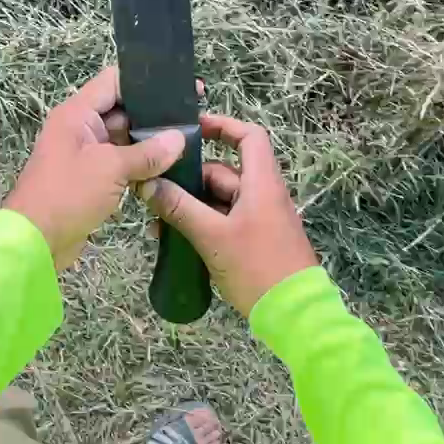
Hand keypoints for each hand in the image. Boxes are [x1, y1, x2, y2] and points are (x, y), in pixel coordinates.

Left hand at [4, 67, 190, 269]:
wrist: (35, 240)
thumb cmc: (68, 194)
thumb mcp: (110, 168)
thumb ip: (147, 152)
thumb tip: (179, 138)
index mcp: (77, 113)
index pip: (114, 81)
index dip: (147, 82)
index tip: (184, 88)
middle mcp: (80, 128)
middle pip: (122, 110)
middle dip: (155, 115)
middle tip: (194, 119)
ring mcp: (85, 153)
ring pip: (123, 138)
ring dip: (150, 143)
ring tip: (190, 142)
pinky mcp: (91, 178)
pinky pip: (120, 162)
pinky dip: (140, 165)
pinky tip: (169, 169)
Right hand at [137, 113, 317, 315]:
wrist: (295, 317)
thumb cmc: (257, 267)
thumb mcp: (212, 236)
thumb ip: (179, 208)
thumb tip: (147, 184)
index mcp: (261, 184)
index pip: (249, 137)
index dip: (222, 126)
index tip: (191, 129)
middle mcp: (262, 195)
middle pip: (222, 171)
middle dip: (187, 179)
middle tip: (154, 189)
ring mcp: (258, 219)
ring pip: (217, 199)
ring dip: (188, 206)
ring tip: (157, 221)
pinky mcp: (253, 241)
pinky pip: (221, 220)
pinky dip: (198, 224)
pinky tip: (172, 239)